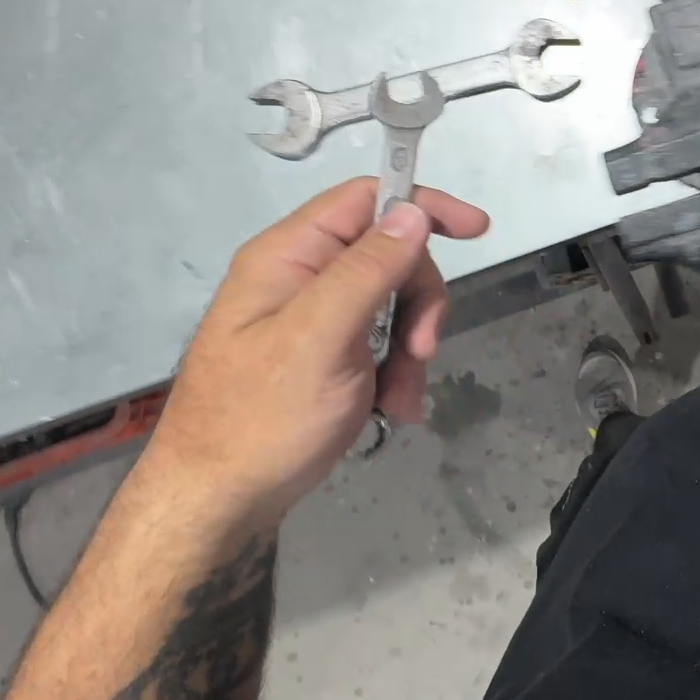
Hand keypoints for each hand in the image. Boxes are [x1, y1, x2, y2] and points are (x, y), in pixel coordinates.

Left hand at [145, 178, 489, 523]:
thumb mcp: (321, 339)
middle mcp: (305, 277)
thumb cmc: (263, 417)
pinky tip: (396, 403)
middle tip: (422, 348)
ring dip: (414, 345)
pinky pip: (389, 340)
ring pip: (399, 302)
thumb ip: (367, 270)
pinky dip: (402, 370)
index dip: (423, 206)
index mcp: (289, 257)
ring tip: (401, 391)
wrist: (223, 499)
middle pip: (394, 256)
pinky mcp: (333, 350)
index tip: (476, 231)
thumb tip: (414, 212)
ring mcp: (320, 316)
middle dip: (420, 302)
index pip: (367, 200)